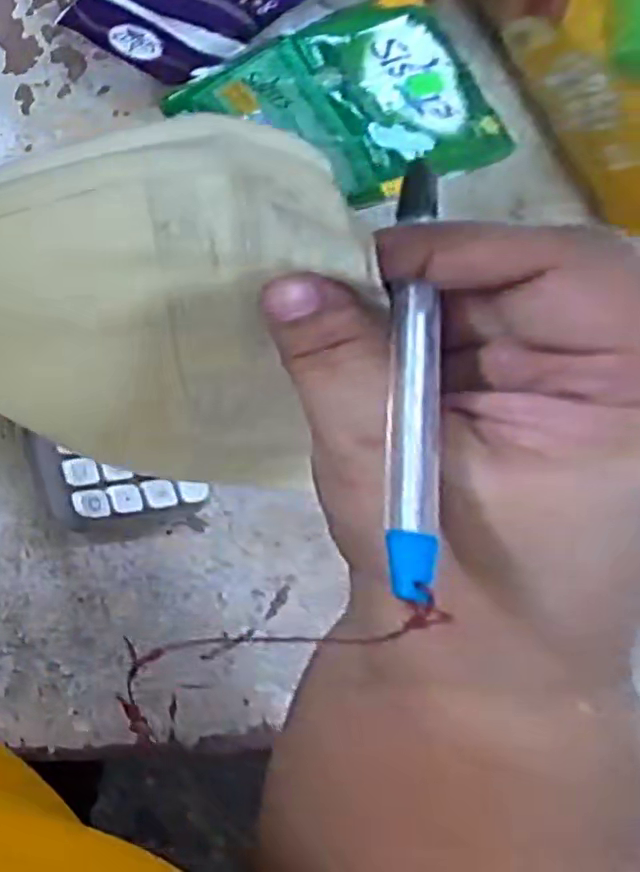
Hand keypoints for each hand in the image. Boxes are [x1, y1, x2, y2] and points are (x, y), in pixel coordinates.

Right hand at [262, 223, 639, 692]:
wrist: (472, 637)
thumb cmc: (443, 554)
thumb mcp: (378, 452)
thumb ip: (337, 361)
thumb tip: (283, 282)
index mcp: (636, 388)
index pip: (571, 269)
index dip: (456, 249)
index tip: (345, 262)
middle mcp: (624, 372)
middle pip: (534, 272)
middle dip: (423, 271)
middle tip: (326, 282)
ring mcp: (576, 382)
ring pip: (489, 298)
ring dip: (400, 302)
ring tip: (323, 318)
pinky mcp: (523, 394)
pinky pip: (463, 332)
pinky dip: (396, 329)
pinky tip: (347, 344)